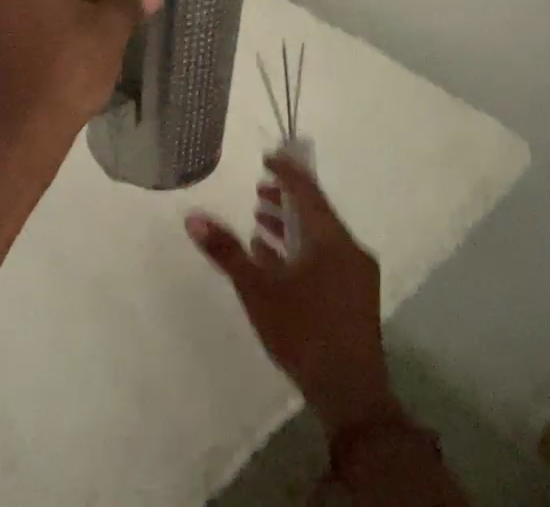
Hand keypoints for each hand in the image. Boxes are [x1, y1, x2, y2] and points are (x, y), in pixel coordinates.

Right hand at [185, 155, 397, 433]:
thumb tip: (193, 217)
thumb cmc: (304, 332)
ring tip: (258, 221)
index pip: (307, 192)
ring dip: (290, 227)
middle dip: (285, 200)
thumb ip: (226, 252)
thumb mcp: (258, 290)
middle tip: (257, 191)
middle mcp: (349, 251)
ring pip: (319, 239)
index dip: (286, 172)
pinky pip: (324, 260)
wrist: (351, 393)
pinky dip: (299, 251)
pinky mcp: (353, 299)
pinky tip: (273, 260)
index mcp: (331, 240)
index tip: (268, 157)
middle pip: (315, 214)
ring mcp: (355, 277)